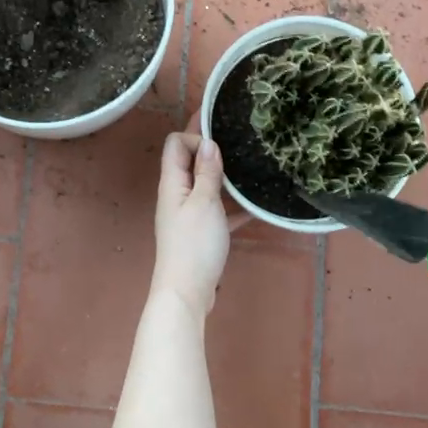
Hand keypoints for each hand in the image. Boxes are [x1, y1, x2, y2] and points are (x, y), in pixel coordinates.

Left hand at [148, 128, 234, 317]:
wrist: (186, 292)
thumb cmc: (194, 245)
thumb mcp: (203, 202)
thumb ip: (206, 172)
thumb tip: (208, 142)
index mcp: (172, 182)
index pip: (176, 143)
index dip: (195, 135)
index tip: (221, 140)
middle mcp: (177, 194)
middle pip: (190, 161)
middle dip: (212, 149)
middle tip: (241, 139)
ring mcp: (188, 213)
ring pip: (206, 185)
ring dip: (224, 176)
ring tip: (252, 166)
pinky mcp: (201, 232)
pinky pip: (218, 210)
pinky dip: (233, 205)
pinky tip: (256, 206)